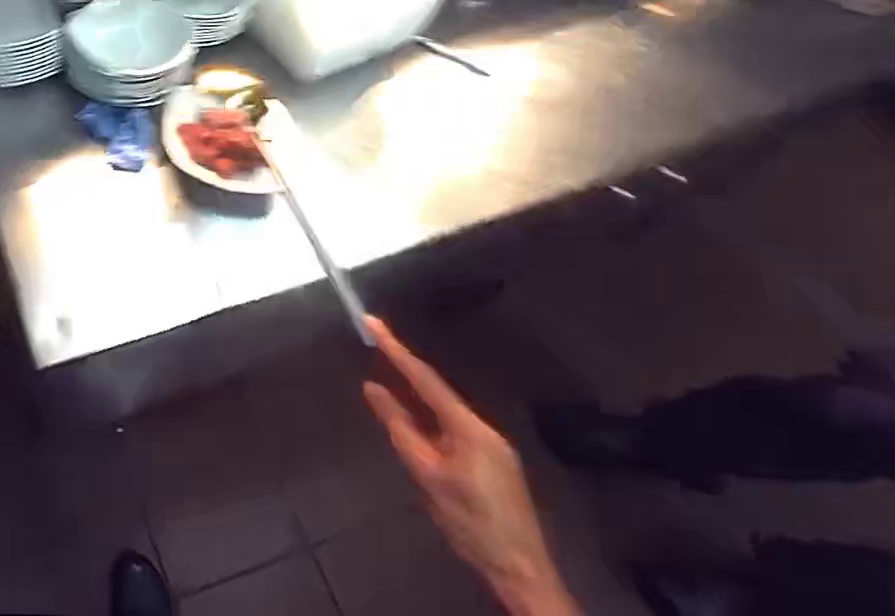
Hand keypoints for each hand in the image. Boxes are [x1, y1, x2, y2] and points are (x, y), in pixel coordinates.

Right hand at [361, 316, 579, 615]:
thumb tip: (373, 388)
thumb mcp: (425, 474)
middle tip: (377, 344)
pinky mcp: (494, 463)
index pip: (424, 378)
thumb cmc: (469, 521)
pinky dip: (431, 421)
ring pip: (445, 413)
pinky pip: (454, 430)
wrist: (521, 571)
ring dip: (418, 401)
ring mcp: (492, 445)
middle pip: (437, 392)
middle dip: (406, 371)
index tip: (373, 323)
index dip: (396, 349)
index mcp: (467, 426)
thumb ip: (399, 427)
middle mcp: (483, 427)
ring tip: (389, 388)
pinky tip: (418, 430)